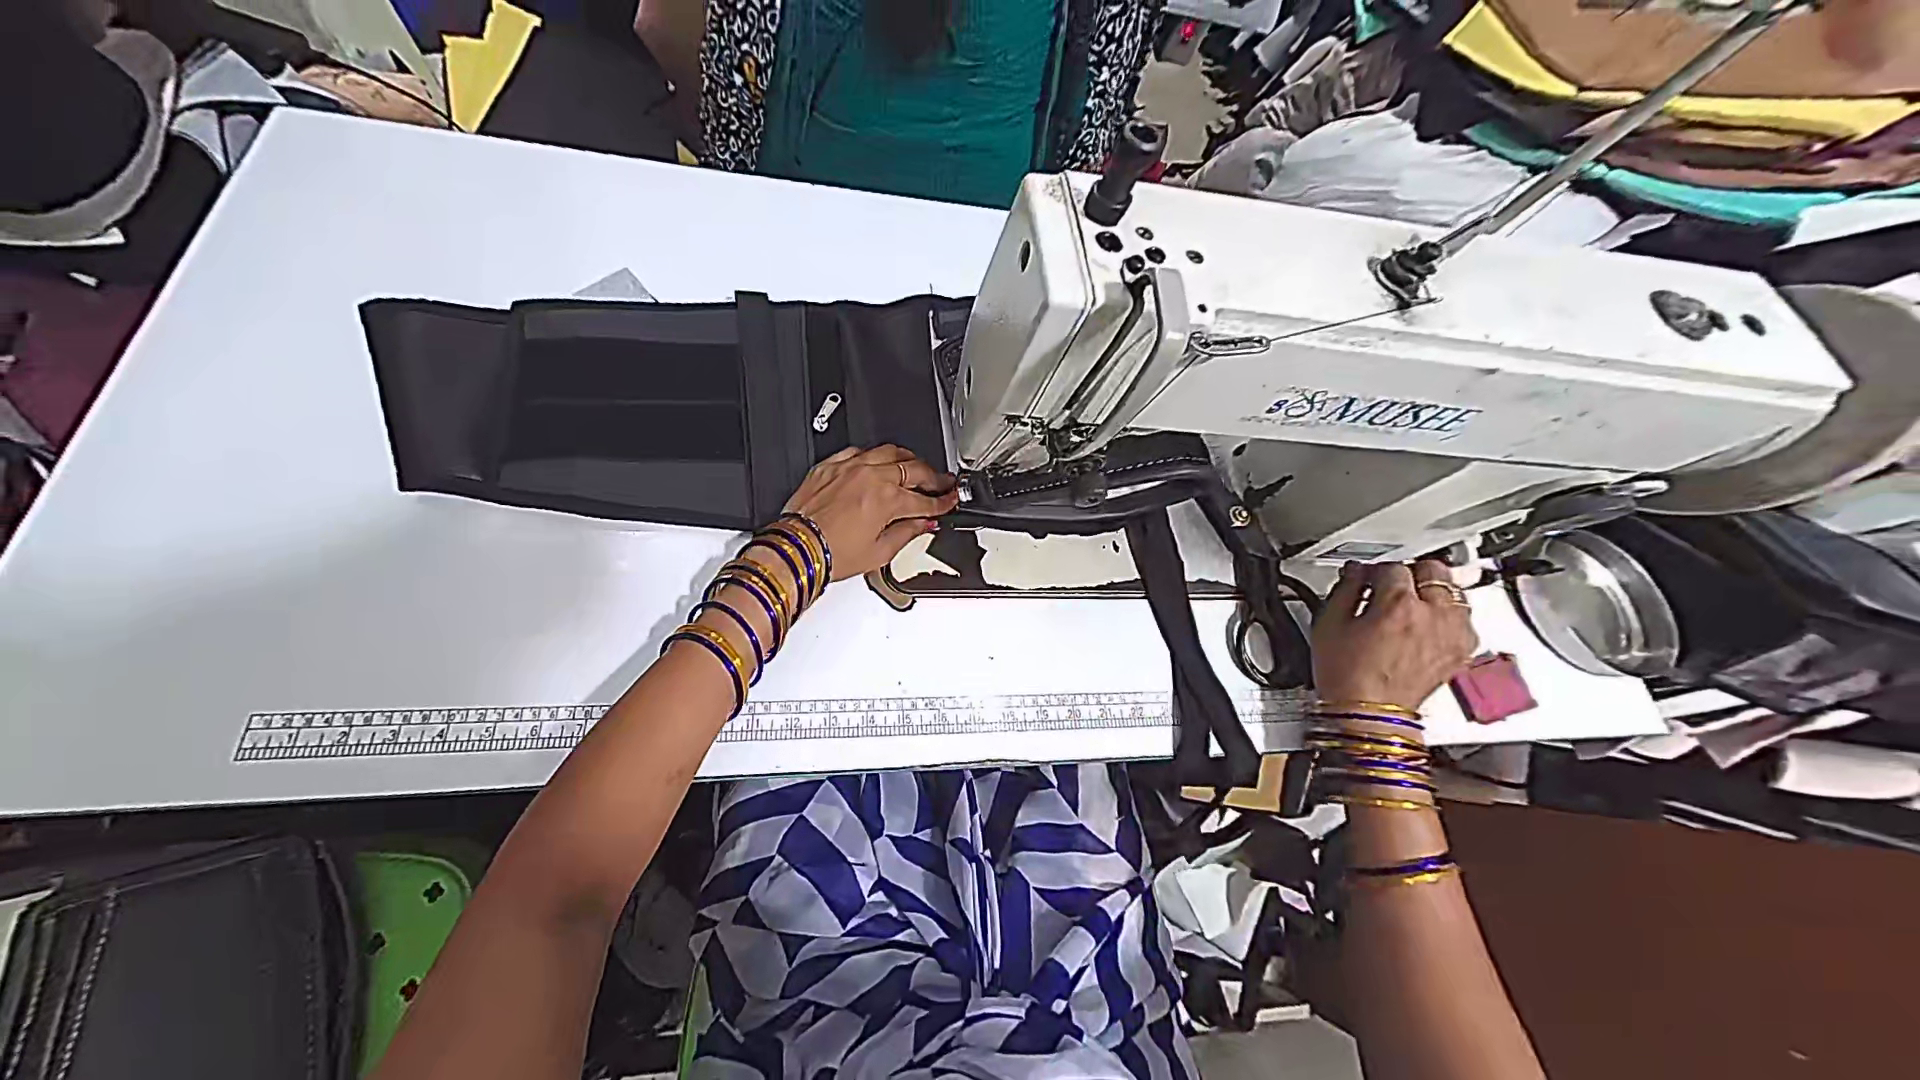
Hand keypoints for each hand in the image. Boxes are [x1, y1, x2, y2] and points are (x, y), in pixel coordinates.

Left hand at [782, 445, 959, 580]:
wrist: (797, 548)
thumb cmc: (831, 552)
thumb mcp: (879, 553)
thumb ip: (907, 533)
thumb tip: (922, 524)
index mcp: (888, 500)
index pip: (926, 499)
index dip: (944, 501)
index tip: (950, 500)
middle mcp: (871, 478)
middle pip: (915, 469)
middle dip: (934, 477)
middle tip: (942, 483)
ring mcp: (850, 468)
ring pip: (890, 452)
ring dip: (908, 459)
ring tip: (916, 467)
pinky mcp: (831, 465)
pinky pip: (859, 450)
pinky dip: (874, 456)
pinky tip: (877, 462)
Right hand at [1311, 561, 1477, 711]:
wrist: (1368, 712)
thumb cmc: (1347, 675)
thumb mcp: (1329, 623)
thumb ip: (1345, 589)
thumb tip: (1357, 573)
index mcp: (1398, 605)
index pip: (1392, 567)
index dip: (1373, 570)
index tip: (1365, 577)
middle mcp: (1434, 616)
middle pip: (1434, 570)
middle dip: (1411, 573)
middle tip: (1392, 584)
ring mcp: (1453, 635)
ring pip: (1455, 592)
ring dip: (1433, 592)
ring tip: (1412, 603)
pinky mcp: (1462, 651)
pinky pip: (1463, 619)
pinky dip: (1447, 615)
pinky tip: (1426, 623)